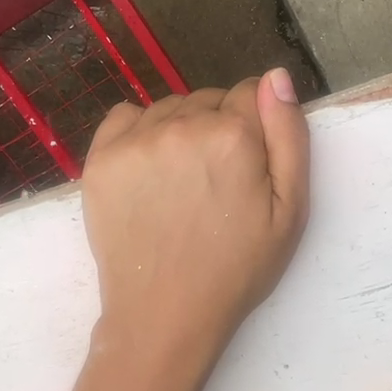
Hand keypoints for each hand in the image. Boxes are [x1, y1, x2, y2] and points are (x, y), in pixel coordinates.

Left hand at [80, 68, 310, 384]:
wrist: (165, 314)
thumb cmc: (237, 268)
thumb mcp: (290, 211)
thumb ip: (289, 136)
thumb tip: (276, 76)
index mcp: (234, 135)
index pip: (251, 93)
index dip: (255, 126)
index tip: (248, 164)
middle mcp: (182, 125)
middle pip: (209, 99)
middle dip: (219, 126)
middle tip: (216, 181)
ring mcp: (135, 140)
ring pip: (169, 107)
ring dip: (180, 129)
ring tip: (182, 182)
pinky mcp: (101, 158)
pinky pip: (125, 115)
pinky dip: (139, 131)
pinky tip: (149, 169)